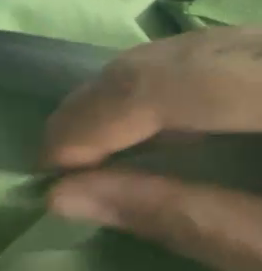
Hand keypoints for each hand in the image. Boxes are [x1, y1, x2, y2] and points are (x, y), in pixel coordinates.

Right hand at [42, 25, 261, 270]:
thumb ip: (193, 220)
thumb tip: (61, 196)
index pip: (162, 84)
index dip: (92, 122)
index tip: (48, 171)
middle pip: (167, 60)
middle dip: (102, 108)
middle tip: (63, 162)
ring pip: (190, 50)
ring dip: (136, 97)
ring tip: (108, 149)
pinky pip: (224, 54)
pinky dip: (182, 90)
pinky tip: (175, 134)